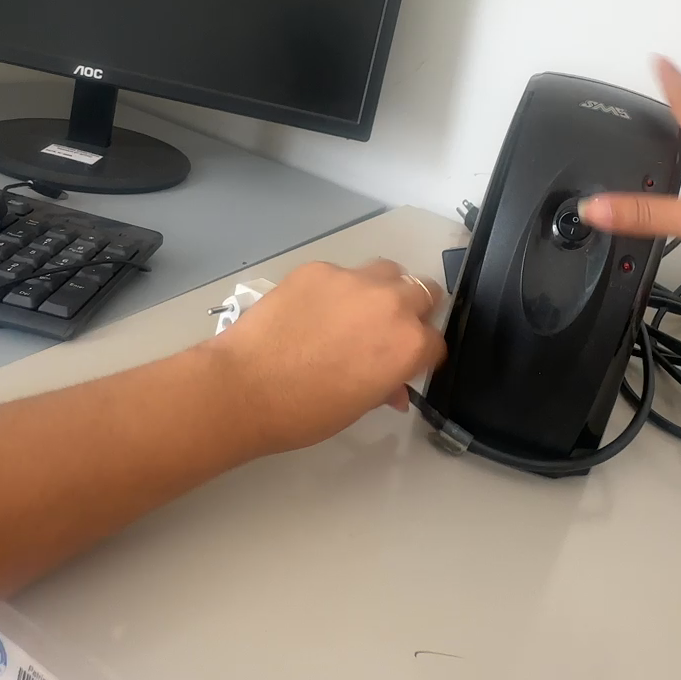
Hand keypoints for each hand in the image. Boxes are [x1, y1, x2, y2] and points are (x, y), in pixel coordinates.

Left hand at [197, 259, 445, 455]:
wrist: (244, 386)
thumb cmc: (305, 411)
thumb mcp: (357, 407)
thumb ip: (385, 386)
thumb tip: (393, 386)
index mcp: (408, 344)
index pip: (436, 341)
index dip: (422, 354)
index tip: (406, 363)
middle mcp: (391, 303)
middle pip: (424, 291)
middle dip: (415, 309)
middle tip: (387, 330)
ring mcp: (354, 279)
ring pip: (387, 271)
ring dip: (383, 289)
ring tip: (356, 311)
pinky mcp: (320, 268)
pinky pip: (341, 273)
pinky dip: (337, 289)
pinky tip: (312, 310)